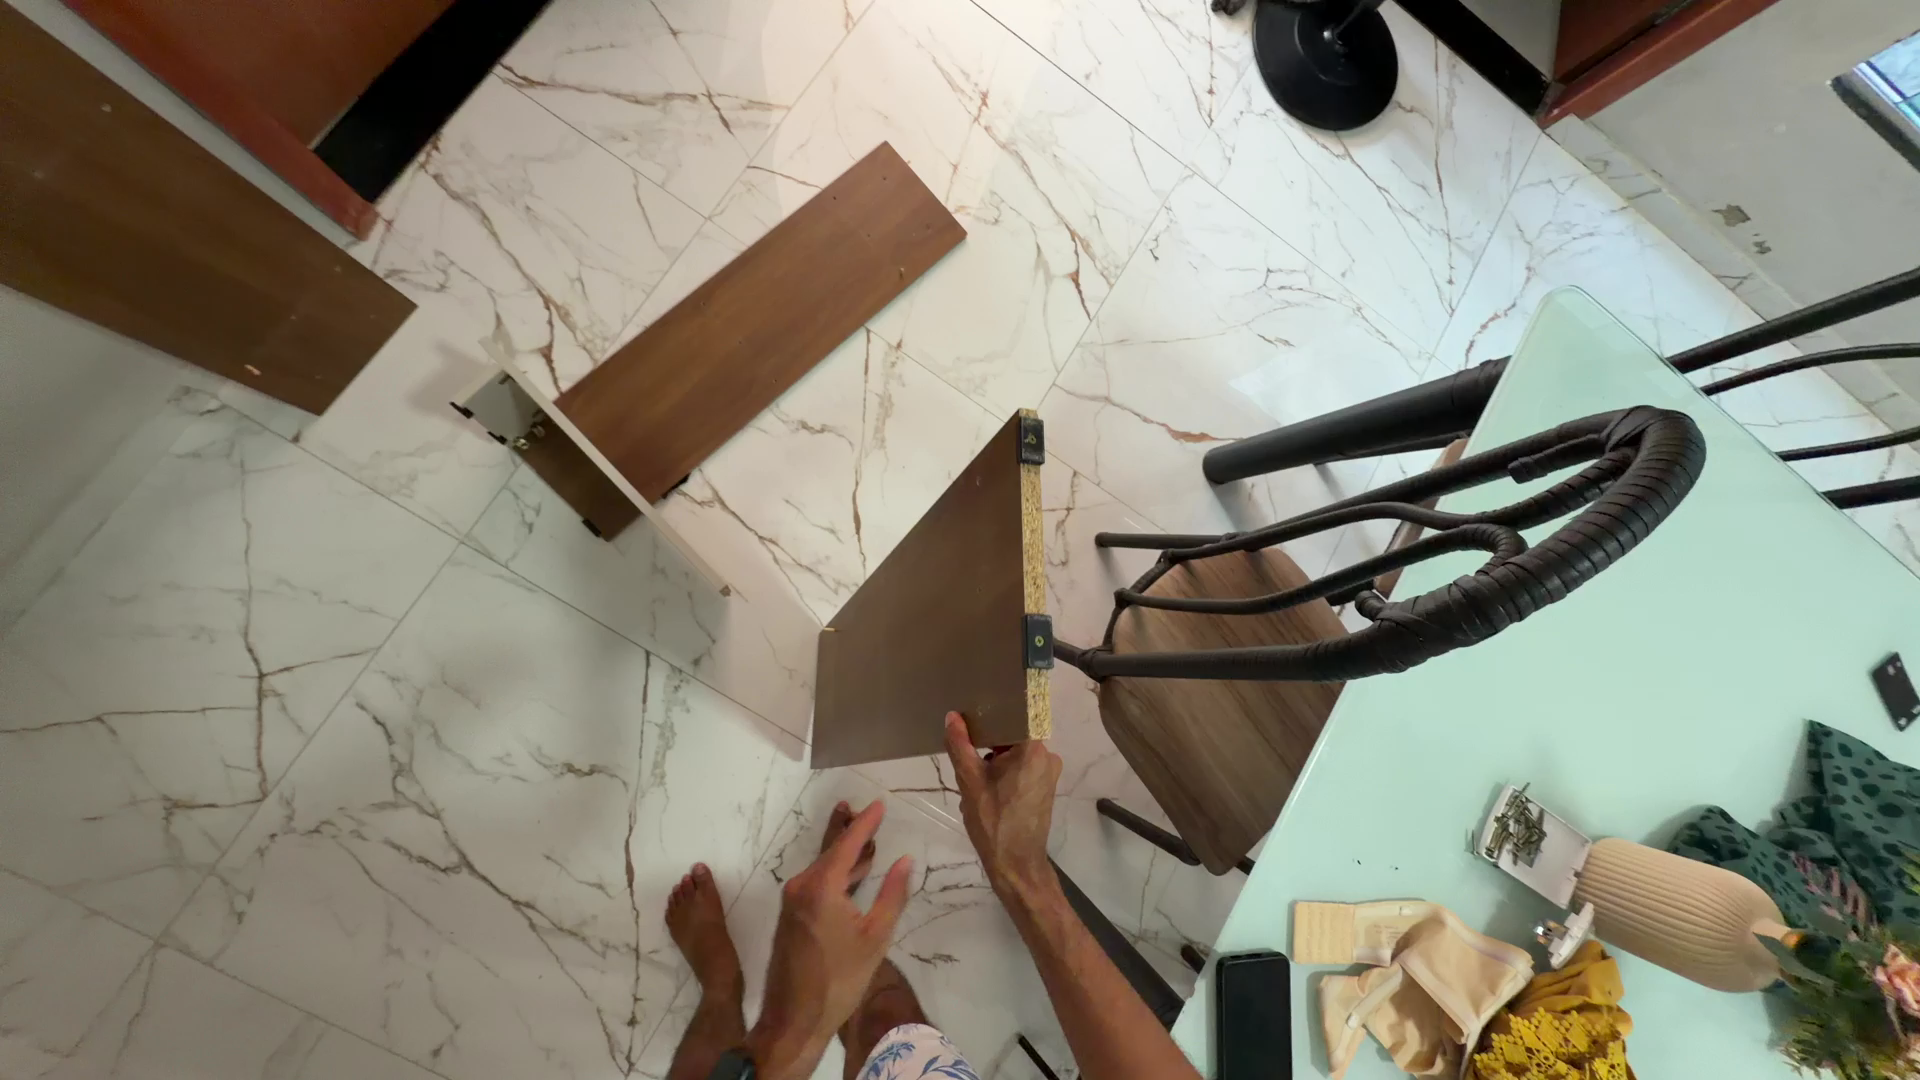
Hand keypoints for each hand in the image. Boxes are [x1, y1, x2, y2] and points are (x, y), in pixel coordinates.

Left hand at [747, 800, 911, 1079]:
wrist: (793, 1021)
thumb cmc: (839, 979)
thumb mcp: (876, 937)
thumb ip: (892, 894)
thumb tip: (905, 860)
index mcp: (821, 886)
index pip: (847, 843)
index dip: (865, 822)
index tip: (880, 803)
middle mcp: (802, 885)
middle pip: (830, 849)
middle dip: (849, 828)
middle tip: (862, 807)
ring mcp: (793, 900)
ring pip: (823, 865)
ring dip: (844, 852)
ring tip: (867, 839)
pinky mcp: (791, 915)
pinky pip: (817, 881)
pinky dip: (836, 872)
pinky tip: (853, 873)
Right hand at [944, 711, 1061, 906]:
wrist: (1016, 866)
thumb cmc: (994, 822)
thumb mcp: (970, 781)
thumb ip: (960, 745)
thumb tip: (952, 716)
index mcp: (1034, 750)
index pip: (1016, 715)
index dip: (994, 712)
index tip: (973, 712)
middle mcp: (1047, 756)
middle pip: (1014, 735)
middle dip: (989, 742)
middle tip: (966, 748)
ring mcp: (1048, 773)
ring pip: (1016, 753)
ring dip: (995, 760)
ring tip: (974, 774)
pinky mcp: (1044, 788)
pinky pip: (1022, 768)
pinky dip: (1004, 772)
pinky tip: (985, 786)